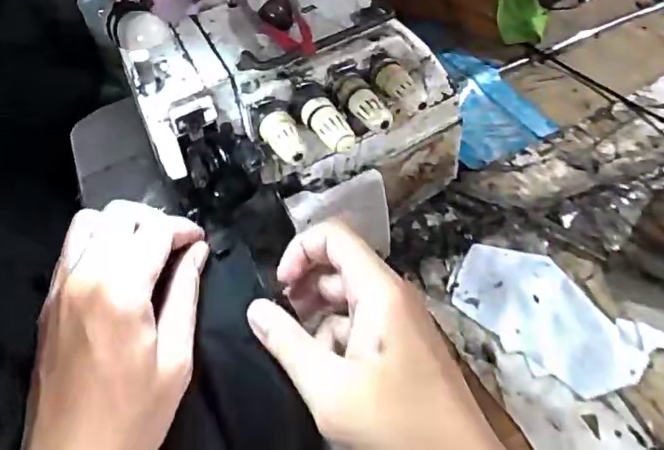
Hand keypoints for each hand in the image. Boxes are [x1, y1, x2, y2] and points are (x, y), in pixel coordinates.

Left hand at [25, 201, 208, 449]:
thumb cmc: (129, 419)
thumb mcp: (174, 362)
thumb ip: (185, 295)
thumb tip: (197, 252)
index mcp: (119, 289)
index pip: (154, 229)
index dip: (182, 227)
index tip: (198, 239)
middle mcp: (85, 274)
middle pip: (120, 214)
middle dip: (153, 219)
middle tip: (175, 243)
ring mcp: (61, 284)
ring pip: (90, 220)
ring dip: (120, 223)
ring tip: (144, 247)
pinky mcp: (48, 297)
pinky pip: (71, 245)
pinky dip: (95, 238)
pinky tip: (114, 264)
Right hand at [246, 221, 502, 449]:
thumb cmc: (400, 428)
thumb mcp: (330, 390)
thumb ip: (287, 344)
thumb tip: (256, 309)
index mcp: (380, 290)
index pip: (333, 235)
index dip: (299, 250)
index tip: (280, 286)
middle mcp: (394, 295)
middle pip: (339, 264)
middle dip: (305, 285)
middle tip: (282, 318)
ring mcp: (403, 320)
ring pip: (349, 296)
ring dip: (319, 314)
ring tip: (302, 349)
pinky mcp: (407, 345)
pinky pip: (364, 321)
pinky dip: (340, 335)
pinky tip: (330, 372)